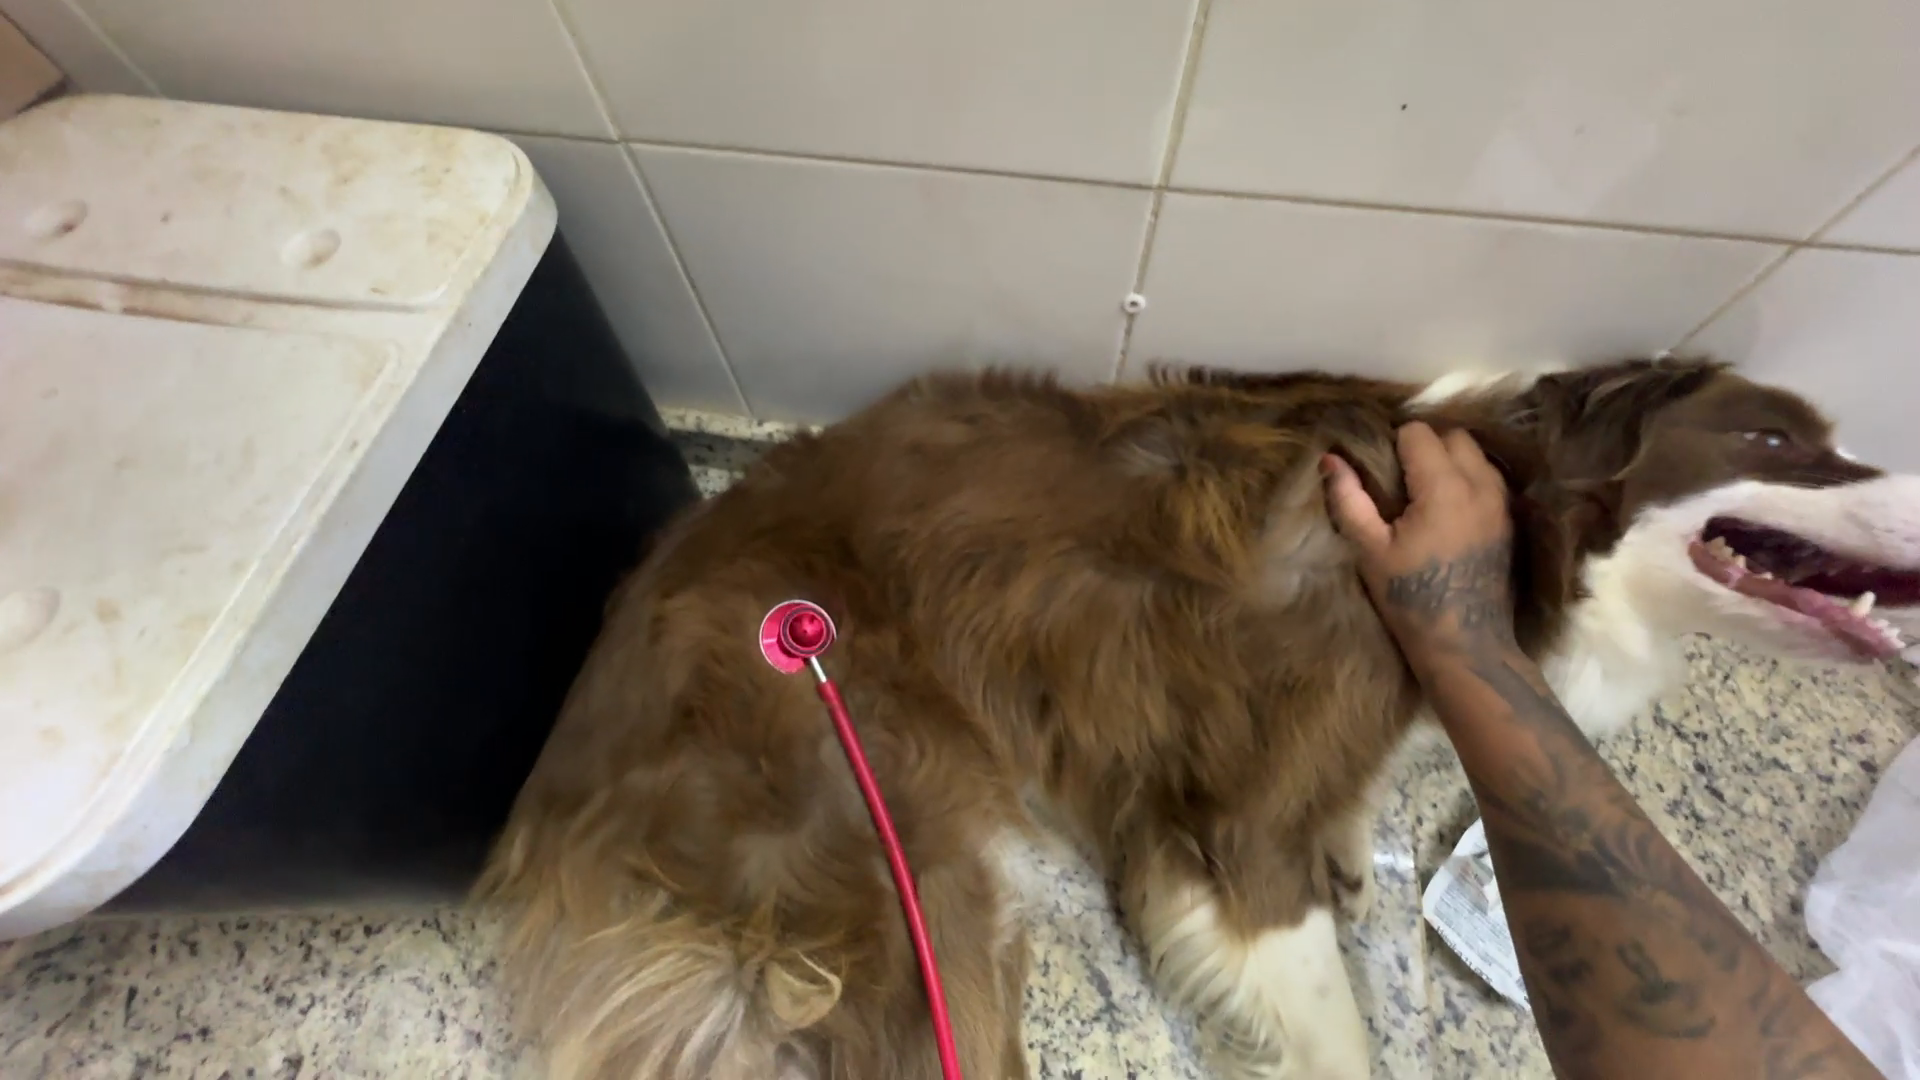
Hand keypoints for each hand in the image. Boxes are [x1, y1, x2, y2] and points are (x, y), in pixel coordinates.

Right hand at [1320, 422, 1516, 671]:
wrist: (1463, 639)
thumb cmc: (1408, 593)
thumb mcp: (1368, 548)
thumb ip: (1349, 499)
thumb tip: (1330, 458)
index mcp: (1443, 487)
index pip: (1419, 433)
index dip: (1391, 443)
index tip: (1375, 468)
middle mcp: (1480, 484)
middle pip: (1453, 435)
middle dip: (1423, 444)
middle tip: (1395, 475)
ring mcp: (1501, 501)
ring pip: (1475, 454)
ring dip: (1446, 458)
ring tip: (1418, 489)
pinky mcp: (1509, 518)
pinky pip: (1487, 476)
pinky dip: (1464, 476)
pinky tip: (1442, 506)